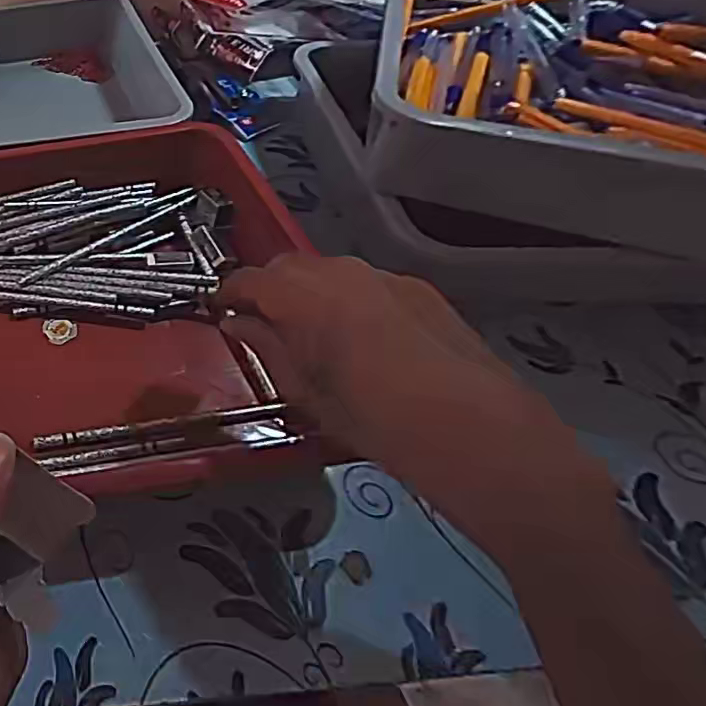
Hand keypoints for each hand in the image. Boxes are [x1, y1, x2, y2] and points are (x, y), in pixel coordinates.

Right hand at [215, 253, 612, 550]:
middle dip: (268, 290)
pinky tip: (366, 341)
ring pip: (327, 272)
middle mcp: (340, 271)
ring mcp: (383, 276)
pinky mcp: (419, 289)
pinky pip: (366, 284)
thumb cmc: (377, 423)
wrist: (483, 438)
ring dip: (309, 293)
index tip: (222, 314)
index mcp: (302, 295)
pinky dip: (349, 300)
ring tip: (317, 337)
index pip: (247, 278)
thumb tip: (238, 323)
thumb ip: (266, 347)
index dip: (228, 295)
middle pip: (286, 267)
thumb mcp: (305, 392)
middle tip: (267, 328)